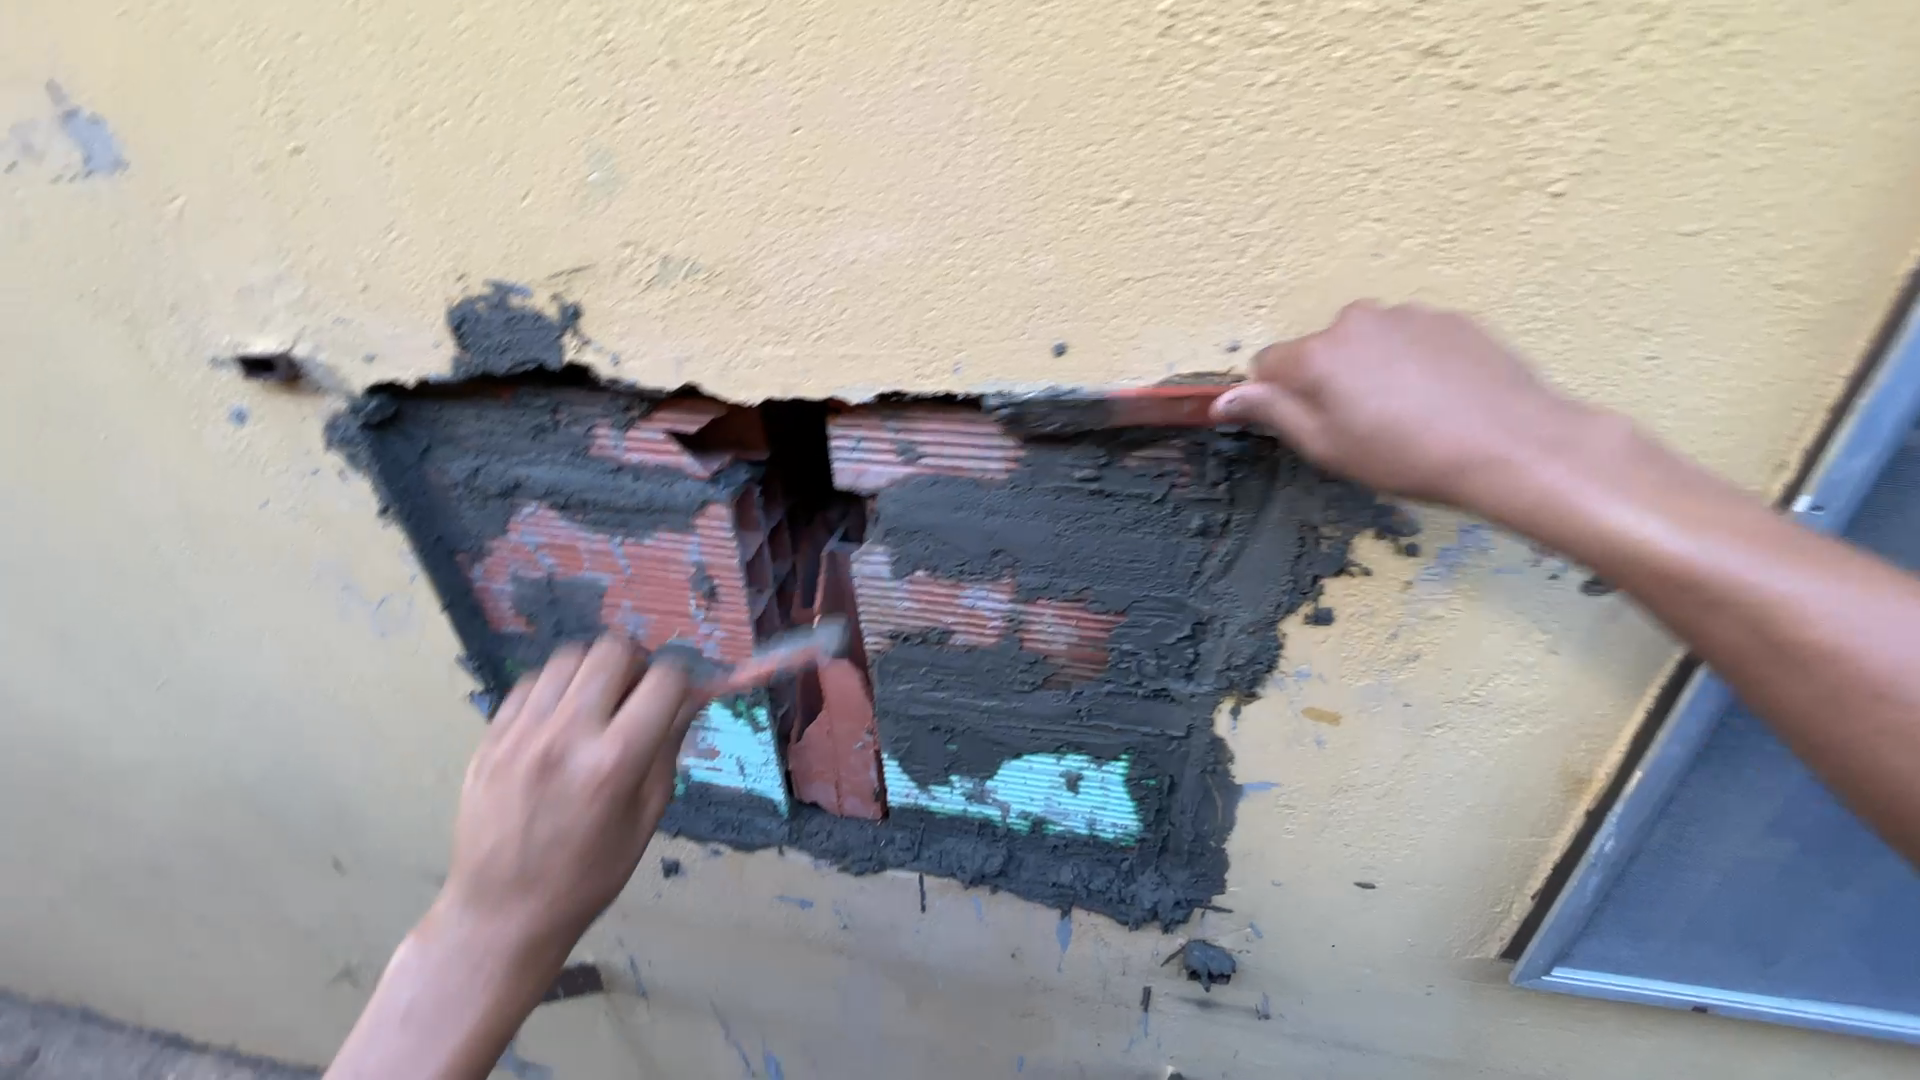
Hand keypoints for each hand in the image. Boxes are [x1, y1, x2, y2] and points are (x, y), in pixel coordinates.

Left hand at [431, 634, 699, 962]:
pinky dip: (555, 687)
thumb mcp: (647, 816)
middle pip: (613, 651)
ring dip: (594, 670)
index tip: (679, 695)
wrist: (501, 913)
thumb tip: (691, 697)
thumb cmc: (589, 874)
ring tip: (596, 701)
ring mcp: (522, 733)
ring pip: (570, 657)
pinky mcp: (490, 737)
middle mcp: (568, 735)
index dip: (682, 680)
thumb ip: (668, 747)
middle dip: (637, 664)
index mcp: (615, 761)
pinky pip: (530, 682)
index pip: (665, 679)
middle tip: (636, 694)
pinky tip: (559, 717)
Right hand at [1211, 301, 1592, 509]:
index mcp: (1316, 355)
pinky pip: (1410, 337)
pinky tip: (1436, 397)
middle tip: (1360, 422)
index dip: (1278, 396)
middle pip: (1319, 349)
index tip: (1307, 423)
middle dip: (1328, 379)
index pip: (1267, 365)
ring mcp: (1407, 314)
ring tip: (1405, 411)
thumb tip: (1222, 400)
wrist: (1510, 444)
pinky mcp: (1451, 318)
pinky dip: (1411, 361)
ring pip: (1366, 341)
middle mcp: (1355, 321)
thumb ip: (1271, 413)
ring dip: (1370, 368)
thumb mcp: (1325, 447)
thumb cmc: (1405, 456)